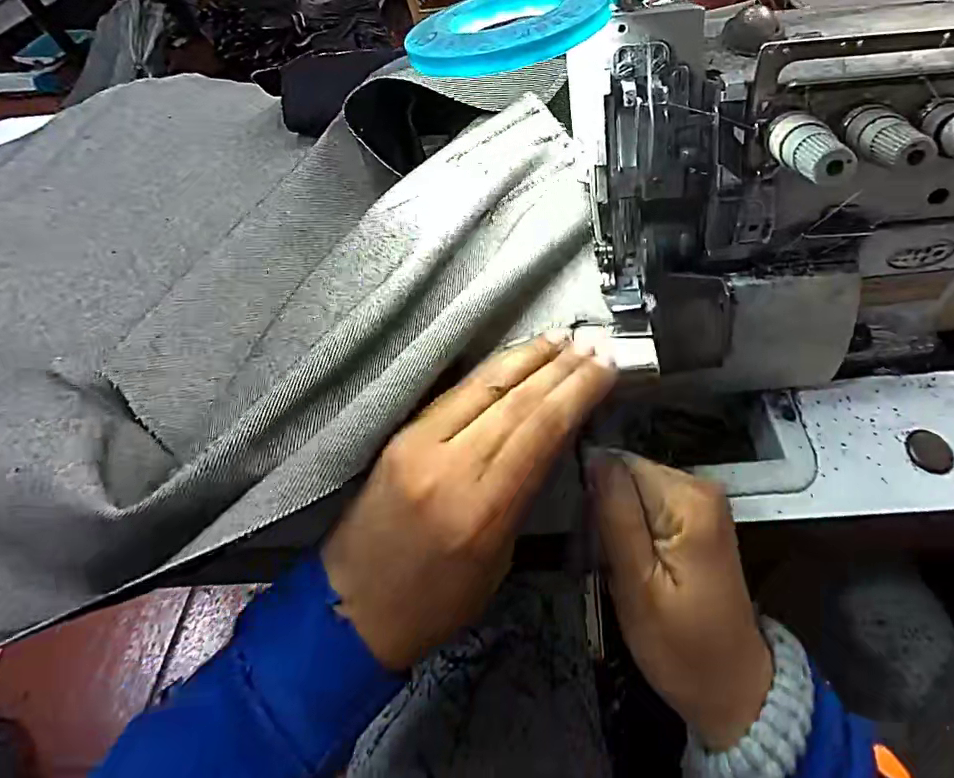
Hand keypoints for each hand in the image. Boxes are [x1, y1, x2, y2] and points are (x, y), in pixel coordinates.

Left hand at [322, 331, 615, 670]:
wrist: (347, 614)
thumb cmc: (434, 602)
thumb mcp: (500, 558)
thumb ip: (527, 492)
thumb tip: (556, 435)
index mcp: (482, 510)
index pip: (541, 430)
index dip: (578, 391)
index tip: (606, 368)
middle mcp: (449, 468)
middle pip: (519, 401)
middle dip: (564, 367)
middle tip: (595, 344)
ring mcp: (419, 446)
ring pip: (487, 385)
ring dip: (532, 356)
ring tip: (564, 338)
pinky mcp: (402, 436)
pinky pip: (459, 391)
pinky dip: (497, 367)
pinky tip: (520, 356)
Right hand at [590, 452, 773, 750]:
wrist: (730, 682)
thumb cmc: (680, 646)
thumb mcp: (637, 587)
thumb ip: (616, 517)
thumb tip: (595, 457)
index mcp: (690, 498)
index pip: (623, 465)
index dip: (597, 495)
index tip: (590, 537)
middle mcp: (702, 484)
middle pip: (633, 473)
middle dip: (609, 508)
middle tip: (606, 559)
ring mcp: (705, 498)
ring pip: (639, 487)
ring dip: (621, 519)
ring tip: (620, 564)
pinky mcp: (701, 513)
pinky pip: (653, 502)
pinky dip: (638, 527)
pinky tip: (637, 560)